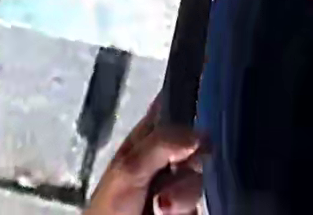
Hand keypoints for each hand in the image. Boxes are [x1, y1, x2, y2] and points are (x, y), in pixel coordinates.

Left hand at [83, 100, 205, 214]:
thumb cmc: (112, 205)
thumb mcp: (130, 167)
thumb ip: (162, 144)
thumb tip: (201, 133)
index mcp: (147, 136)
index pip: (171, 107)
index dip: (188, 106)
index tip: (200, 118)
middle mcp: (165, 156)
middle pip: (195, 144)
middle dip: (190, 161)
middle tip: (178, 171)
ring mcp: (176, 186)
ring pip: (198, 178)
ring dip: (183, 194)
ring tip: (163, 209)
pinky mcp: (184, 211)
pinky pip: (199, 204)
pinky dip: (186, 210)